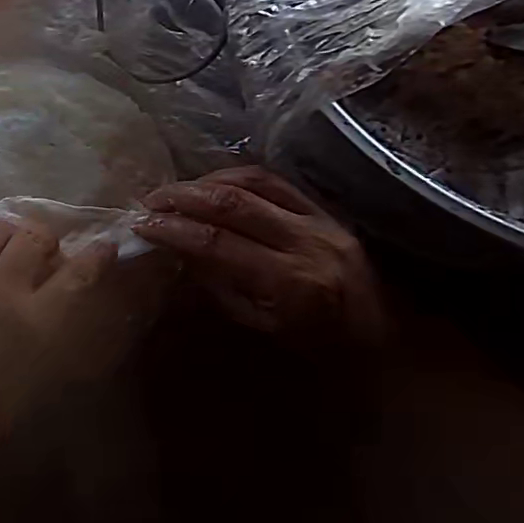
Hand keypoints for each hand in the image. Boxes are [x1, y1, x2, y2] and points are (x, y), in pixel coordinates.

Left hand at [0, 218, 130, 465]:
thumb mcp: (45, 365)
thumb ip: (59, 321)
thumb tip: (68, 285)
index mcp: (37, 321)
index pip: (76, 275)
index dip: (96, 256)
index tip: (105, 245)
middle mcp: (2, 290)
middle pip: (33, 236)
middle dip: (47, 240)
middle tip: (46, 255)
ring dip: (11, 235)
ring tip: (11, 250)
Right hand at [134, 166, 388, 348]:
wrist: (384, 344)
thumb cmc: (310, 345)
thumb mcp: (254, 323)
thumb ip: (215, 280)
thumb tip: (175, 246)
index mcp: (291, 282)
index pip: (217, 242)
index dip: (172, 229)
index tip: (139, 225)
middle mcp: (310, 243)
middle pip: (233, 203)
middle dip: (181, 198)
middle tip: (148, 202)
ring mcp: (323, 222)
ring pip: (253, 183)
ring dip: (203, 183)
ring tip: (172, 192)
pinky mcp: (326, 212)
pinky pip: (274, 181)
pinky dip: (233, 177)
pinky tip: (208, 185)